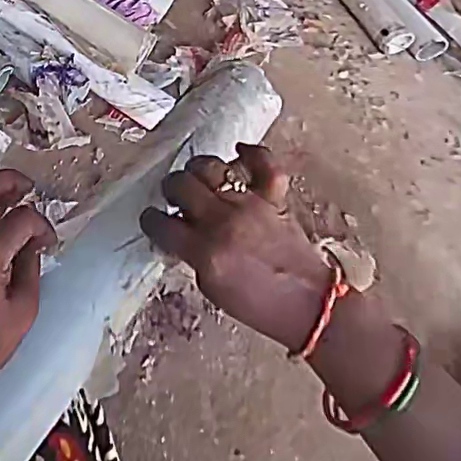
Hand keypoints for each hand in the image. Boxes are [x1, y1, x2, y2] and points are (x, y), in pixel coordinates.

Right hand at [140, 144, 339, 350]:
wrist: (310, 308)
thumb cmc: (259, 305)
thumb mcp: (210, 287)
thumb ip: (191, 256)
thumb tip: (179, 234)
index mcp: (204, 251)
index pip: (161, 224)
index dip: (151, 220)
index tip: (153, 220)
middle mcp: (223, 222)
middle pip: (180, 185)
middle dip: (171, 190)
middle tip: (176, 199)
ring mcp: (249, 206)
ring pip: (211, 167)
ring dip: (198, 171)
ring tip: (200, 181)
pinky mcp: (273, 199)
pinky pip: (265, 165)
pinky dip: (253, 154)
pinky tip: (239, 151)